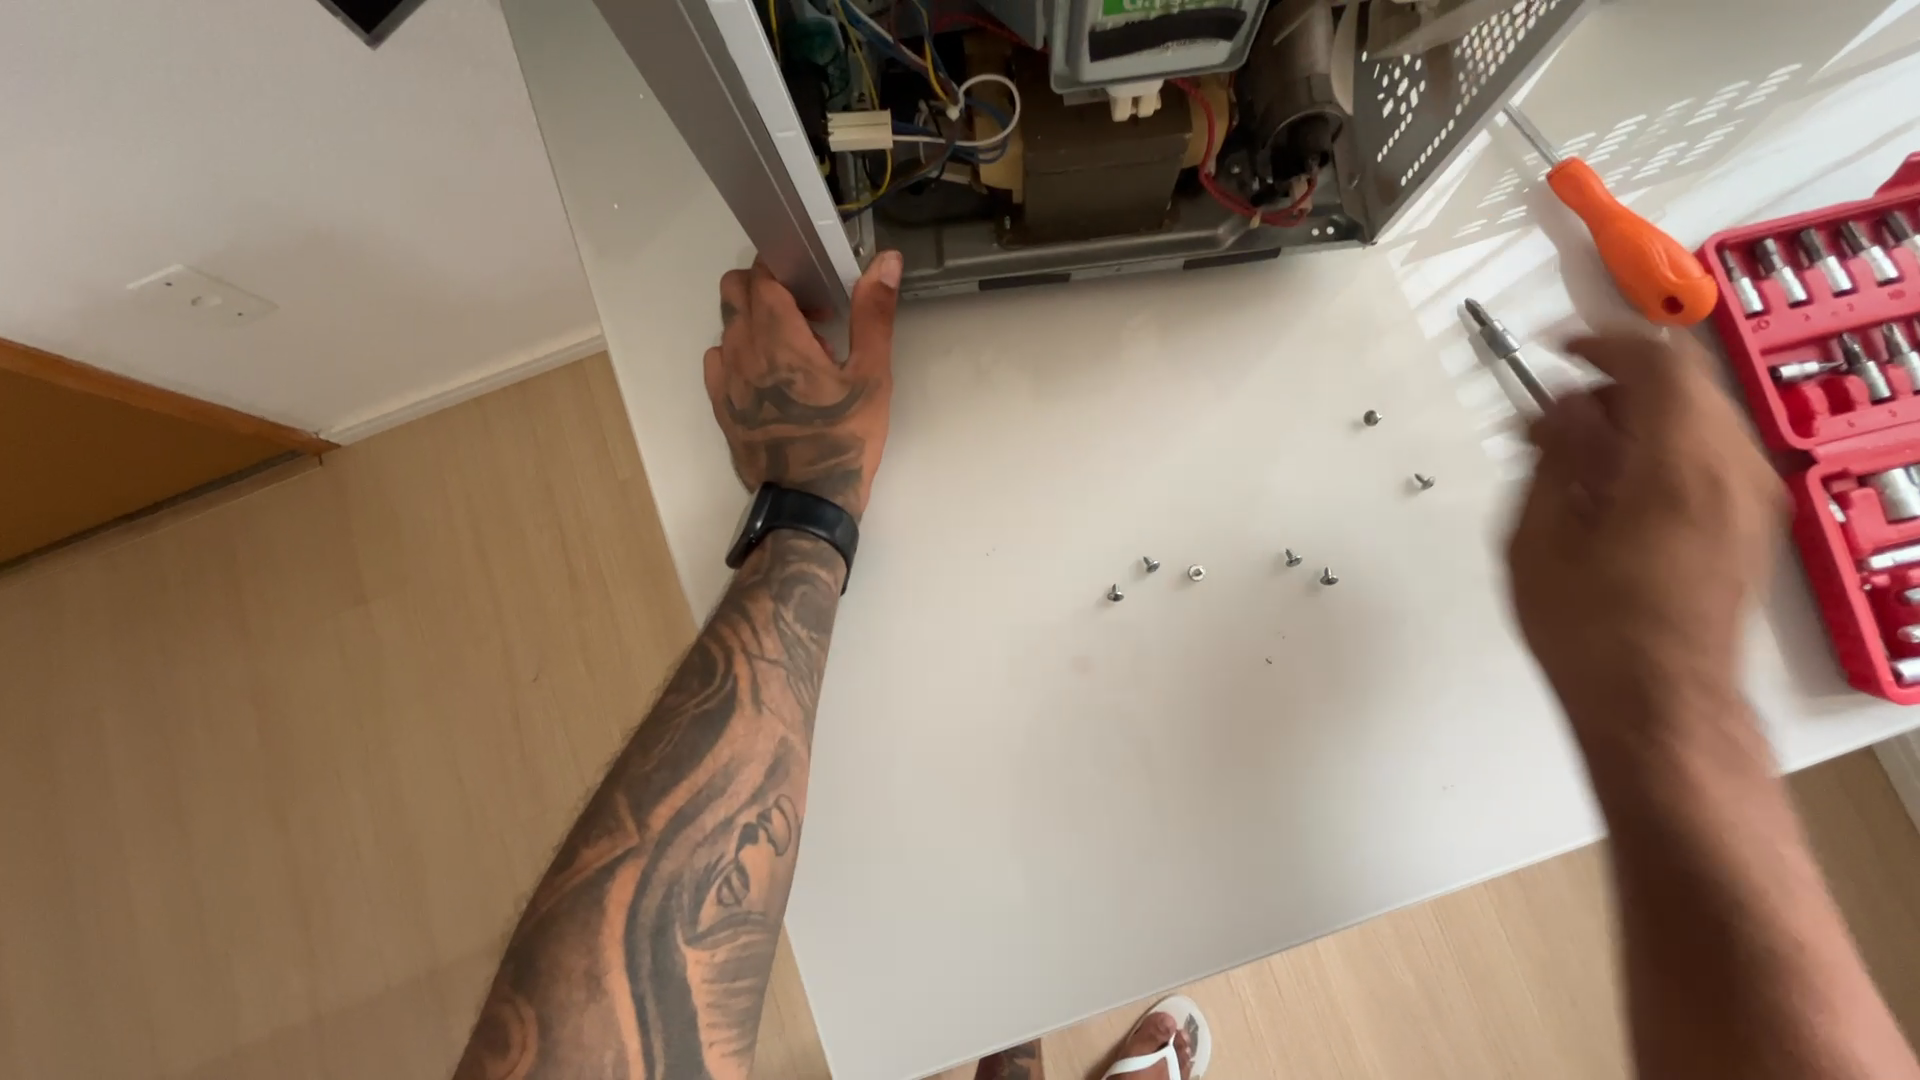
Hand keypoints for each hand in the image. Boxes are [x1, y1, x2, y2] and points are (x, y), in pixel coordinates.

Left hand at [704, 253, 900, 520]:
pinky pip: (719, 363)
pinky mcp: (720, 406)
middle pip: (735, 292)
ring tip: (793, 357)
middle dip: (768, 291)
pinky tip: (770, 380)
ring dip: (756, 325)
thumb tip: (885, 261)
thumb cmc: (844, 438)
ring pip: (728, 327)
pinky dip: (740, 356)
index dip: (787, 271)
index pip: (761, 273)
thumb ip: (874, 314)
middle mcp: (741, 349)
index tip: (817, 294)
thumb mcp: (871, 376)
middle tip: (807, 320)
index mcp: (777, 335)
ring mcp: (725, 379)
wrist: (808, 501)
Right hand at [1506, 333, 1783, 732]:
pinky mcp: (1748, 525)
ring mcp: (1749, 499)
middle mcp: (1731, 472)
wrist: (1658, 704)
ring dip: (1631, 418)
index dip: (1604, 343)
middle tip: (1546, 422)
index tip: (1556, 350)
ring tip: (1567, 457)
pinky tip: (1606, 486)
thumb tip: (1568, 409)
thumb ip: (1555, 458)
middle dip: (1610, 387)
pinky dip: (1656, 447)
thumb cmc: (1587, 626)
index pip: (1660, 364)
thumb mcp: (1538, 537)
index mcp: (1678, 467)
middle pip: (1683, 386)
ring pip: (1697, 419)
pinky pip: (1707, 456)